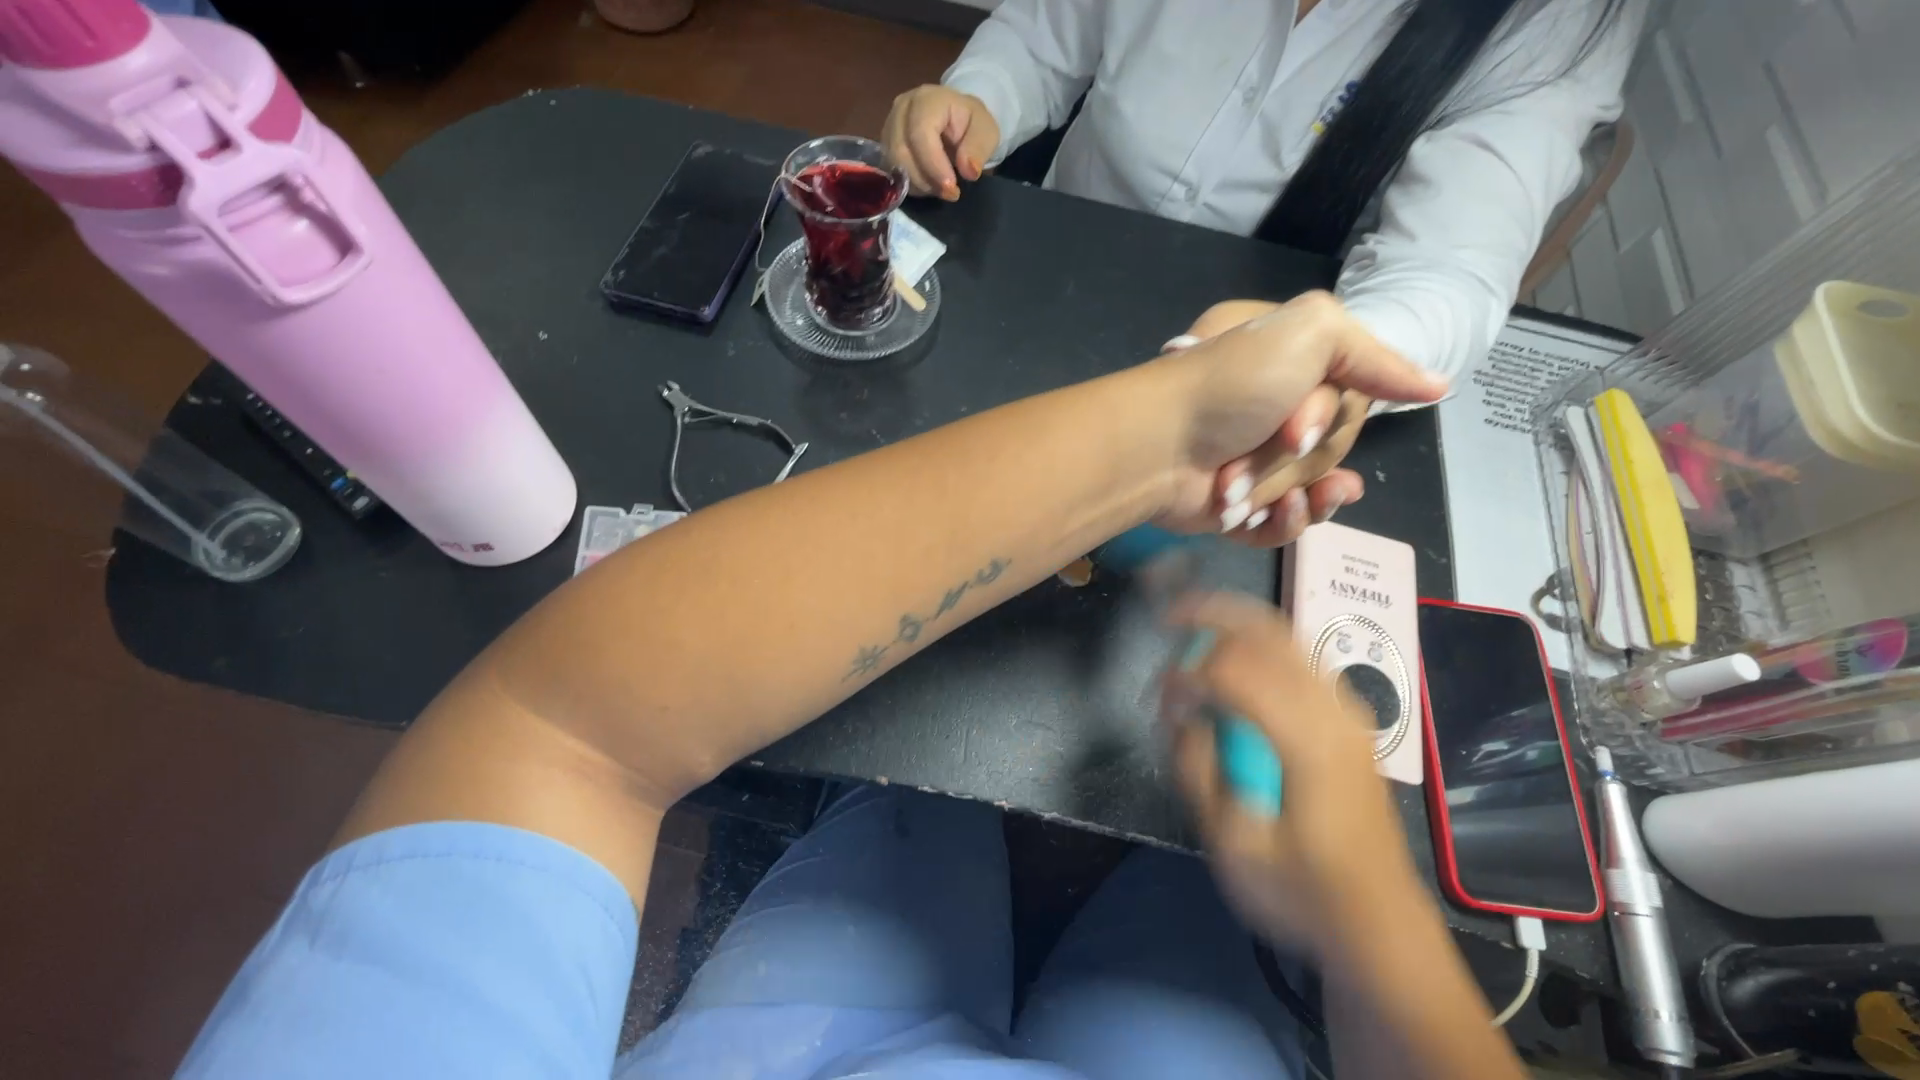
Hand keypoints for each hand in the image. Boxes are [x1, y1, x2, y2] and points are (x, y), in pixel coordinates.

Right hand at [881, 84, 999, 199]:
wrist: (955, 119)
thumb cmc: (970, 123)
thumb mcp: (986, 131)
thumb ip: (979, 148)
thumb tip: (968, 171)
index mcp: (927, 99)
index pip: (920, 133)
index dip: (933, 165)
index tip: (951, 187)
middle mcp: (901, 109)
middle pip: (901, 151)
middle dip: (926, 180)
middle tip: (950, 193)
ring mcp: (889, 127)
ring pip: (894, 165)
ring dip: (918, 185)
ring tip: (941, 189)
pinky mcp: (885, 146)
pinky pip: (891, 172)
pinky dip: (910, 186)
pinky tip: (928, 186)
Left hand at [1149, 293, 1445, 543]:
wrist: (1155, 448)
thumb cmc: (1229, 385)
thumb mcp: (1311, 334)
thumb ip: (1376, 357)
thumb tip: (1440, 386)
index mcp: (1280, 366)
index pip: (1346, 395)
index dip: (1332, 414)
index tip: (1301, 420)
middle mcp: (1265, 410)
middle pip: (1332, 447)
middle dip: (1309, 454)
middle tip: (1277, 443)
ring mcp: (1249, 461)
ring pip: (1312, 488)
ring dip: (1297, 489)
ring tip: (1276, 495)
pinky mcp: (1235, 508)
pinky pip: (1284, 524)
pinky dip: (1284, 522)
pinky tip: (1279, 513)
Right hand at [1163, 593, 1425, 960]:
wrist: (1380, 925)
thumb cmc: (1303, 892)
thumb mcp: (1233, 846)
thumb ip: (1198, 771)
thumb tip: (1181, 716)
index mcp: (1307, 740)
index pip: (1235, 671)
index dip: (1187, 672)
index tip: (1159, 697)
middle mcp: (1334, 711)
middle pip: (1267, 634)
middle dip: (1212, 615)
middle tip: (1167, 616)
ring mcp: (1349, 712)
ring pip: (1289, 639)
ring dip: (1237, 626)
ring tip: (1193, 630)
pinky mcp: (1351, 721)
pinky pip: (1301, 660)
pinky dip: (1260, 646)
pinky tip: (1234, 663)